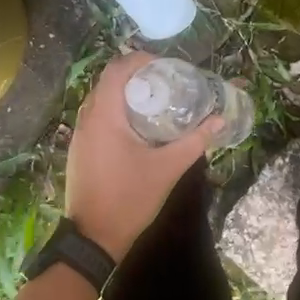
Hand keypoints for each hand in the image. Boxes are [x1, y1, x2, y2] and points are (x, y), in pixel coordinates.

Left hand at [64, 53, 220, 262]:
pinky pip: (97, 118)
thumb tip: (219, 120)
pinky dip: (117, 113)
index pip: (117, 69)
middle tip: (166, 83)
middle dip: (137, 77)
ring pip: (102, 100)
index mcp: (104, 116)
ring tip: (156, 103)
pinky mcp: (80, 150)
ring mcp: (80, 135)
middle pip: (109, 81)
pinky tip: (139, 129)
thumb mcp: (168, 169)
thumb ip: (194, 141)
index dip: (142, 60)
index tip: (167, 67)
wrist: (92, 239)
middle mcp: (87, 119)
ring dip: (126, 95)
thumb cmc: (130, 198)